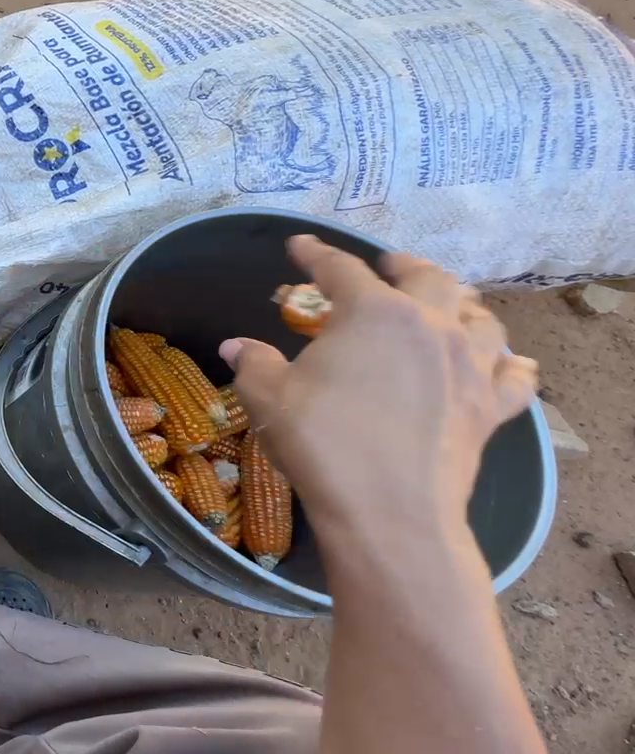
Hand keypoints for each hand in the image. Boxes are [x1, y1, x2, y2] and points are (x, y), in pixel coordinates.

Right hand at [219, 235, 537, 540]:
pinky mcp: (493, 408)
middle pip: (430, 278)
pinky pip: (513, 372)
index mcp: (374, 314)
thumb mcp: (266, 394)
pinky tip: (498, 360)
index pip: (341, 269)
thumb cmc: (320, 439)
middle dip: (403, 265)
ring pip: (482, 317)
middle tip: (385, 265)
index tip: (299, 245)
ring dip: (459, 304)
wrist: (388, 508)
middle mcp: (433, 327)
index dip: (314, 253)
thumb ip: (255, 362)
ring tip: (443, 305)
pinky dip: (504, 359)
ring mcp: (471, 367)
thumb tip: (239, 347)